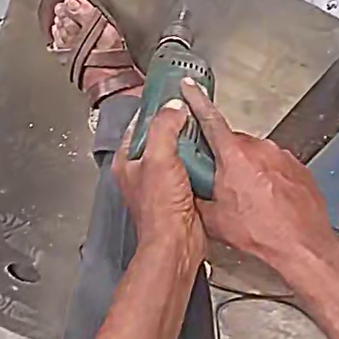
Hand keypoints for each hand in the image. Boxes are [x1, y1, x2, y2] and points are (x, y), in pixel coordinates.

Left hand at [112, 98, 206, 264]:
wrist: (178, 243)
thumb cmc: (161, 209)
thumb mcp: (160, 158)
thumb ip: (164, 127)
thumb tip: (173, 107)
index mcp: (128, 161)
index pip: (139, 125)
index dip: (154, 108)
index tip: (171, 95)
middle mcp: (142, 171)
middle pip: (159, 137)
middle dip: (175, 124)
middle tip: (191, 108)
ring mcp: (162, 182)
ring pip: (177, 152)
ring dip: (190, 141)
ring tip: (203, 126)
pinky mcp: (181, 192)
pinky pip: (191, 167)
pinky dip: (201, 159)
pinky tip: (211, 151)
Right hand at [178, 79, 338, 277]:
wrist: (303, 244)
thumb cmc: (263, 233)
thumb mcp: (216, 220)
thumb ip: (196, 198)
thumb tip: (187, 193)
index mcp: (235, 156)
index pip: (210, 119)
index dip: (196, 101)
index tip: (189, 86)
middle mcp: (260, 149)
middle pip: (234, 143)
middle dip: (225, 158)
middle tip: (222, 182)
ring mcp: (281, 155)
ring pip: (255, 155)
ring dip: (249, 169)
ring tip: (250, 198)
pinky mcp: (297, 166)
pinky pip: (275, 165)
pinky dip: (269, 177)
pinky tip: (268, 200)